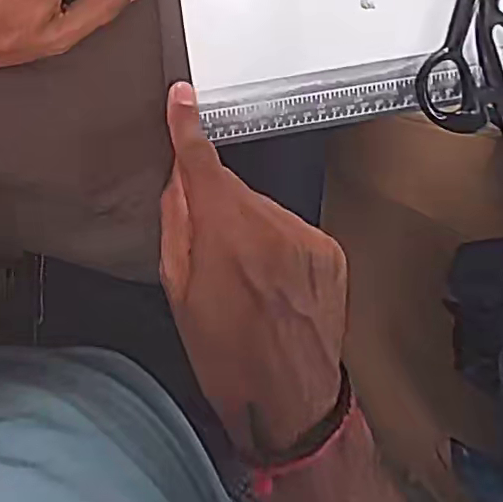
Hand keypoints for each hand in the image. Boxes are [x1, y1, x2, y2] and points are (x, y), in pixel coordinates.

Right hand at [159, 81, 348, 457]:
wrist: (292, 404)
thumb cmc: (226, 356)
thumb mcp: (177, 289)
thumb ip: (175, 222)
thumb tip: (177, 180)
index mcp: (224, 232)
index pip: (199, 160)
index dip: (186, 125)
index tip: (181, 96)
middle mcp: (269, 225)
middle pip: (229, 185)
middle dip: (213, 203)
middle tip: (209, 251)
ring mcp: (304, 236)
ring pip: (258, 205)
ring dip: (245, 226)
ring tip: (245, 276)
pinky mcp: (327, 248)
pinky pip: (286, 224)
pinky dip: (274, 240)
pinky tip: (272, 279)